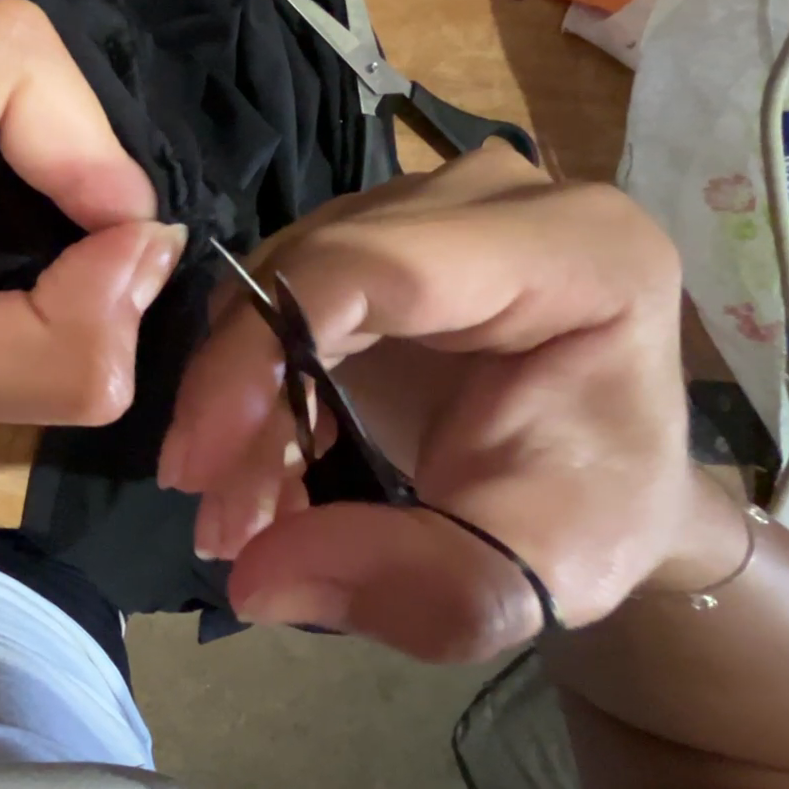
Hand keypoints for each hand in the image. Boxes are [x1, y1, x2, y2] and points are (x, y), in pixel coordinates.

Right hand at [160, 143, 711, 660]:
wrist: (591, 466)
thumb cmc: (593, 504)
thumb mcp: (542, 571)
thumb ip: (424, 588)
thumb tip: (251, 579)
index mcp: (568, 249)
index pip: (362, 270)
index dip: (257, 358)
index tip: (195, 466)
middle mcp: (477, 200)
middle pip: (296, 282)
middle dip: (235, 405)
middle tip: (213, 512)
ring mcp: (403, 209)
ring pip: (262, 291)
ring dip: (232, 406)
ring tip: (237, 507)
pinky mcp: (353, 235)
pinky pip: (262, 298)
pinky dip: (242, 388)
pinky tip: (249, 463)